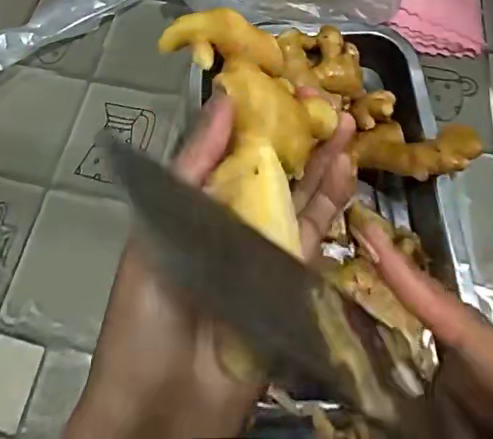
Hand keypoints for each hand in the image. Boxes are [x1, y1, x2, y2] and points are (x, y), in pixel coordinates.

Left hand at [68, 93, 356, 438]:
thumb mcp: (160, 224)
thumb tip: (224, 98)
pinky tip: (346, 172)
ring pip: (299, 197)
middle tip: (326, 100)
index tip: (284, 85)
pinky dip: (331, 204)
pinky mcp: (290, 282)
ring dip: (324, 162)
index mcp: (197, 201)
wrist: (162, 407)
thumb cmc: (146, 309)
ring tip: (346, 126)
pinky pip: (313, 236)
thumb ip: (195, 164)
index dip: (260, 116)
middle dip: (300, 135)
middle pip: (273, 170)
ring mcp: (264, 250)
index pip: (233, 148)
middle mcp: (234, 219)